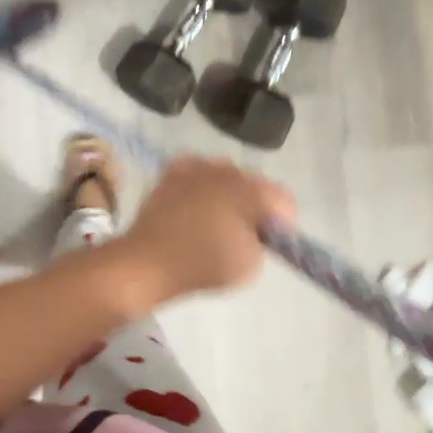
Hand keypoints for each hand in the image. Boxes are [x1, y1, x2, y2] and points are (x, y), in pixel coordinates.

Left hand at [117, 156, 296, 301]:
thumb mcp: (251, 262)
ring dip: (229, 192)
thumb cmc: (203, 265)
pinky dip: (202, 184)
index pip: (283, 198)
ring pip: (225, 174)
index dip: (283, 221)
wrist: (149, 261)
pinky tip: (197, 202)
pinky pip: (197, 171)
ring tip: (218, 218)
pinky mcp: (172, 172)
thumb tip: (258, 229)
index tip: (272, 241)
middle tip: (246, 231)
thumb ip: (263, 239)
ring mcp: (195, 167)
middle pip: (254, 183)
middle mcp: (224, 170)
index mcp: (249, 191)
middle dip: (255, 204)